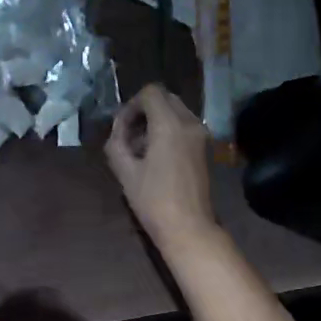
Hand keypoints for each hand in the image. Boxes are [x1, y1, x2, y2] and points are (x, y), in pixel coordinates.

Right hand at [105, 84, 217, 246]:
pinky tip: (156, 158)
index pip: (150, 92)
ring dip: (155, 123)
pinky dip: (168, 132)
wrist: (188, 227)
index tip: (121, 129)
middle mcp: (190, 122)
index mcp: (170, 124)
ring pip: (175, 112)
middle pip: (165, 99)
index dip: (131, 106)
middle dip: (143, 113)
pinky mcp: (204, 149)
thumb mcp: (126, 173)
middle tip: (128, 138)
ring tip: (140, 151)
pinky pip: (183, 127)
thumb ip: (116, 145)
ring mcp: (200, 135)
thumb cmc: (153, 202)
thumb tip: (116, 132)